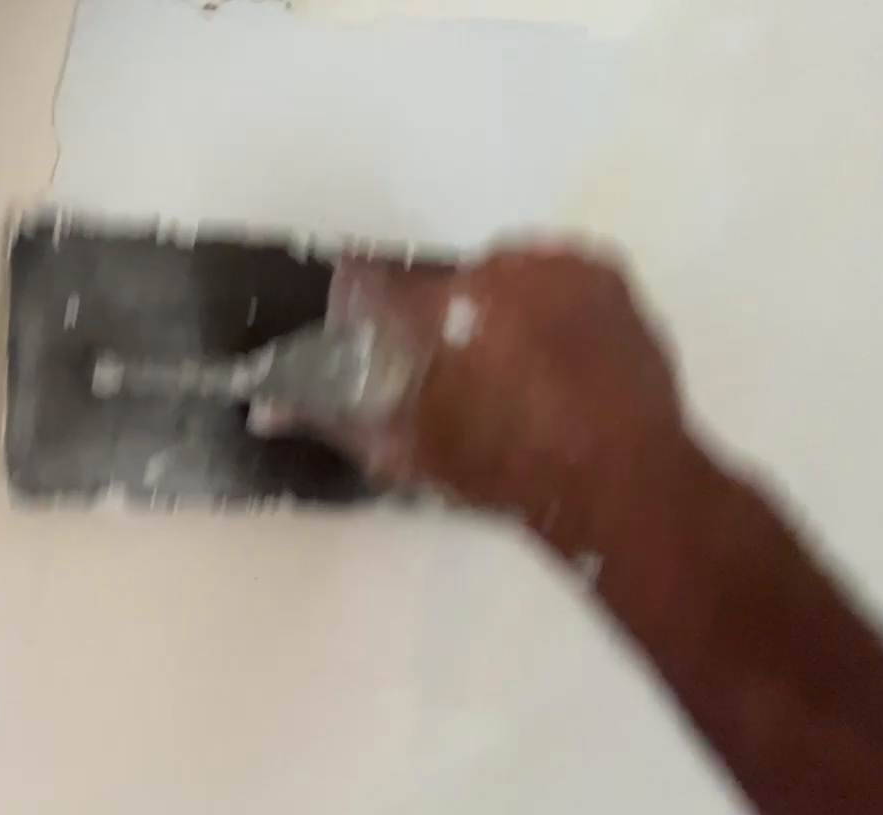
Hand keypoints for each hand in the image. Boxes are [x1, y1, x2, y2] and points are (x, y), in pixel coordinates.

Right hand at [325, 243, 686, 535]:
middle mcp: (494, 271)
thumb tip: (264, 412)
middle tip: (439, 368)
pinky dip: (531, 302)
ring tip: (496, 362)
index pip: (365, 280)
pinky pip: (545, 274)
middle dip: (425, 318)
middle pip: (432, 281)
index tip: (356, 330)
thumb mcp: (401, 451)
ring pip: (490, 274)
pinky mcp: (603, 273)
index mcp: (437, 311)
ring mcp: (556, 267)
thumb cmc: (497, 469)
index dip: (353, 306)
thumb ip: (331, 421)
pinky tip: (541, 350)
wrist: (617, 479)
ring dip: (479, 307)